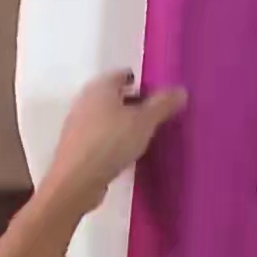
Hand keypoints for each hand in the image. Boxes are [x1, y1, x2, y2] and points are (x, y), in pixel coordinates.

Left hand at [35, 71, 186, 217]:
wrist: (76, 182)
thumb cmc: (111, 143)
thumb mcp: (144, 122)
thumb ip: (163, 105)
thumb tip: (181, 91)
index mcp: (100, 87)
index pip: (122, 75)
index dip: (141, 82)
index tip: (158, 95)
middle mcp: (84, 102)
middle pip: (113, 98)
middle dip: (132, 104)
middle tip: (155, 116)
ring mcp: (77, 127)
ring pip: (105, 119)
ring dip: (121, 125)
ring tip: (143, 136)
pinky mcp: (75, 150)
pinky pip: (99, 139)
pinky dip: (112, 142)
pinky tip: (124, 154)